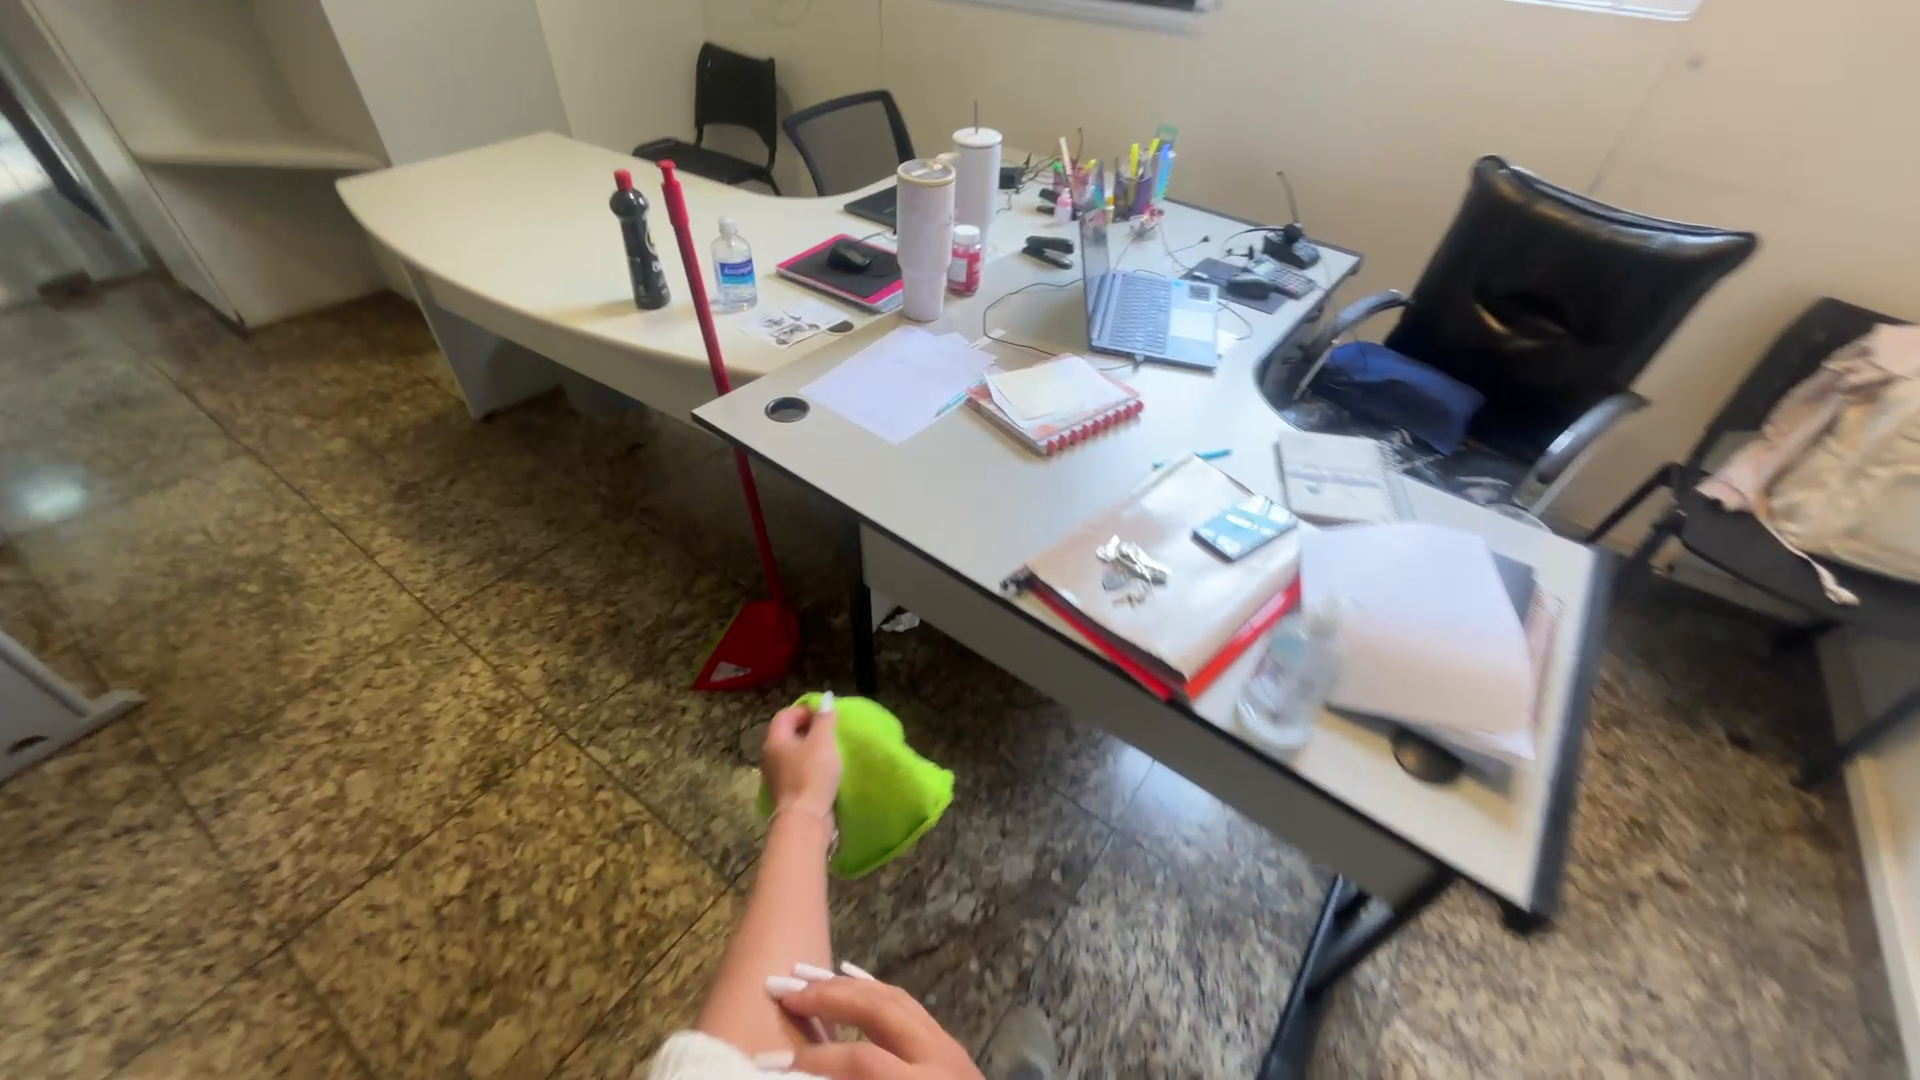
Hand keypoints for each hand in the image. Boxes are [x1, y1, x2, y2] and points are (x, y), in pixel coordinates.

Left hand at [763, 698, 841, 817]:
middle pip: (788, 734)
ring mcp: (776, 776)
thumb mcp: (823, 741)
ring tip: (830, 751)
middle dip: (808, 729)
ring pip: (792, 753)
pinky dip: (809, 766)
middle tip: (829, 732)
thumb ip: (825, 719)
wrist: (805, 819)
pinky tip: (824, 771)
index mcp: (775, 740)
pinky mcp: (785, 792)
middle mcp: (770, 756)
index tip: (825, 716)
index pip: (785, 715)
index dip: (805, 711)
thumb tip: (826, 700)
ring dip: (809, 749)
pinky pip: (796, 770)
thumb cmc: (812, 774)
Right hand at [776, 974, 983, 1079]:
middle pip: (879, 1009)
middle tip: (784, 992)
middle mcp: (937, 1057)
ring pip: (893, 997)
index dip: (816, 1060)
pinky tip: (850, 976)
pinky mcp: (948, 1043)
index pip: (862, 1061)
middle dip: (828, 997)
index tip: (772, 1063)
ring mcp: (946, 1045)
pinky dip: (873, 989)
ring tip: (807, 979)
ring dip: (847, 985)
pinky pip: (906, 1004)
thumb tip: (806, 1076)